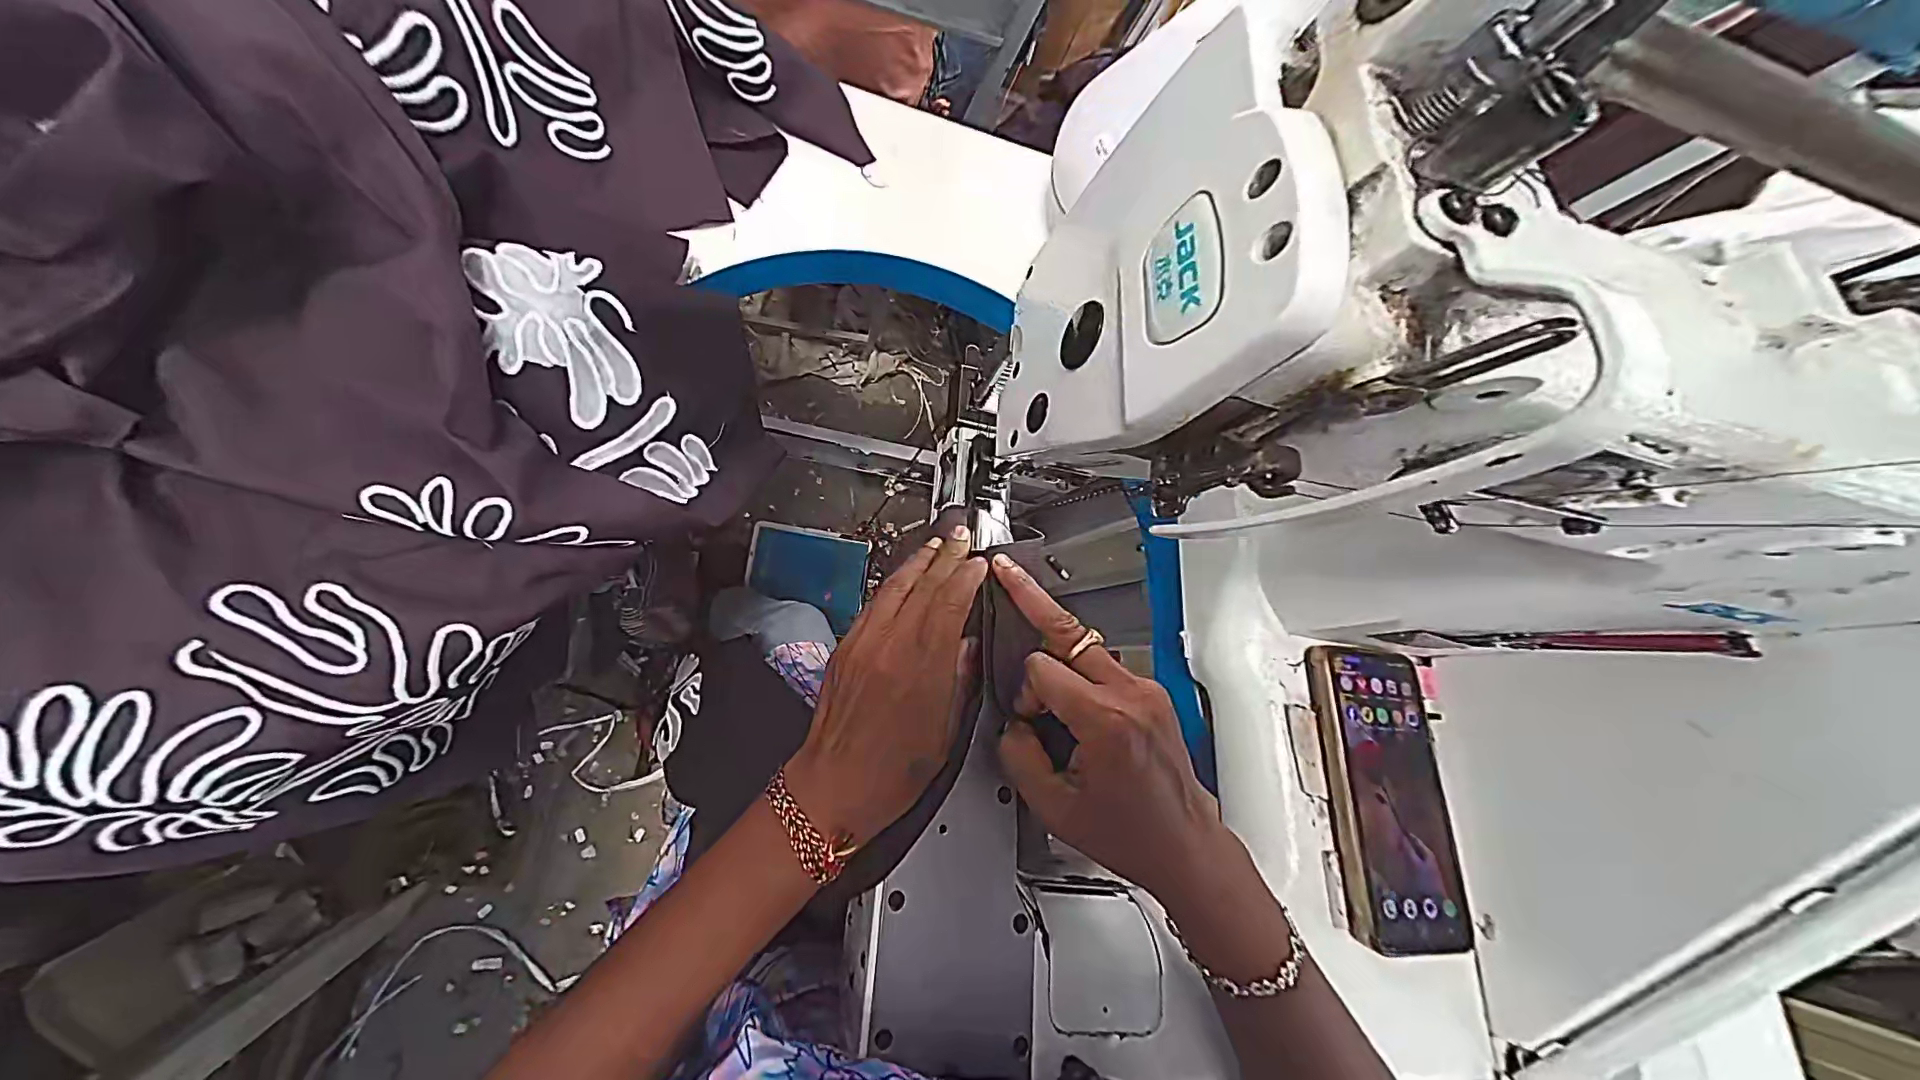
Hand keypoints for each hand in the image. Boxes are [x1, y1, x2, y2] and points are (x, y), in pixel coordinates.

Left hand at [784, 524, 987, 845]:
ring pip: (893, 587)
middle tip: (960, 537)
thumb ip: (959, 682)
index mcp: (921, 669)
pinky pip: (872, 604)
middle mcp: (889, 648)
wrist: (832, 787)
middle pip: (921, 586)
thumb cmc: (888, 773)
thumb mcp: (943, 733)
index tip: (979, 564)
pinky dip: (892, 584)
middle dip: (945, 556)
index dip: (966, 577)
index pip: (948, 603)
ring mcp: (862, 645)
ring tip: (935, 546)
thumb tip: (967, 649)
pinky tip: (902, 578)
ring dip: (917, 562)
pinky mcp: (845, 649)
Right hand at [990, 554, 1234, 904]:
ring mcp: (1147, 690)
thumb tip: (1014, 722)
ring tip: (1043, 680)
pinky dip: (1079, 674)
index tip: (1028, 719)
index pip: (1042, 667)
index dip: (1024, 692)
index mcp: (1107, 720)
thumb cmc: (1132, 834)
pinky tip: (1072, 702)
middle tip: (1006, 572)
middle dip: (1031, 603)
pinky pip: (1104, 666)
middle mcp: (1132, 694)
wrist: (1185, 846)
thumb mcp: (1053, 806)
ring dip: (1057, 657)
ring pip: (1086, 645)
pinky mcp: (1152, 693)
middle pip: (1068, 629)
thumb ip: (1018, 753)